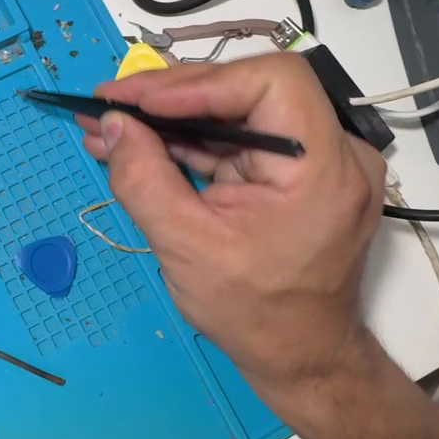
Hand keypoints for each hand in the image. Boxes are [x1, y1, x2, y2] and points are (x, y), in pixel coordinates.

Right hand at [80, 55, 387, 397]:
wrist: (297, 356)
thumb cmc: (252, 311)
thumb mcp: (185, 246)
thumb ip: (143, 179)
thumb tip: (111, 124)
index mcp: (322, 166)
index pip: (271, 82)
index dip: (202, 82)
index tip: (141, 101)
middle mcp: (329, 152)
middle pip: (248, 91)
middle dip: (172, 96)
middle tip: (110, 102)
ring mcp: (311, 163)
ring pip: (235, 114)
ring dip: (169, 119)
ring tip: (110, 124)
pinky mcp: (288, 176)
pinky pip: (234, 143)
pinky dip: (186, 143)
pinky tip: (138, 145)